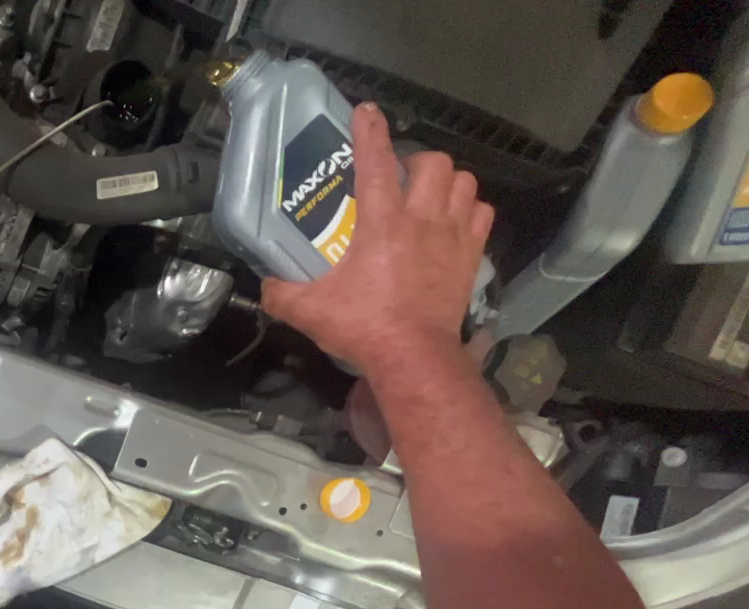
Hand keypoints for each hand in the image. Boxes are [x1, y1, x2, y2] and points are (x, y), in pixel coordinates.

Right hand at [260, 102, 492, 375]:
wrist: (411, 355)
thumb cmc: (360, 326)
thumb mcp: (306, 311)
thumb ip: (280, 293)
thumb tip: (267, 284)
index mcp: (381, 224)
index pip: (376, 164)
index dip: (369, 134)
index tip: (366, 113)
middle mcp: (422, 219)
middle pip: (433, 163)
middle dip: (416, 163)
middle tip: (398, 179)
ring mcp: (453, 235)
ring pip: (464, 181)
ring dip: (445, 182)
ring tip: (427, 197)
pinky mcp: (471, 254)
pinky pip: (481, 213)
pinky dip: (468, 209)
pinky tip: (451, 222)